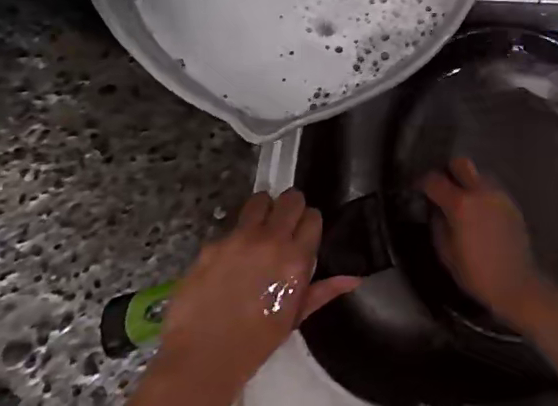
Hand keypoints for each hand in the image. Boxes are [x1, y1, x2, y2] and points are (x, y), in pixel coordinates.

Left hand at [139, 190, 359, 403]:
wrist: (204, 358)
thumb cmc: (256, 341)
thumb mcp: (294, 317)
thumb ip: (324, 290)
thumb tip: (353, 277)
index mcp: (295, 259)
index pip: (313, 216)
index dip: (309, 223)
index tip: (303, 233)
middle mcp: (270, 240)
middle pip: (290, 198)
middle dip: (291, 207)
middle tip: (285, 225)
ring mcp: (240, 238)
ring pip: (259, 200)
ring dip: (263, 211)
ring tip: (259, 231)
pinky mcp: (214, 242)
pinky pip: (230, 227)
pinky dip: (235, 237)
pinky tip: (230, 259)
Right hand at [419, 157, 551, 324]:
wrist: (518, 284)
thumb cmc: (477, 274)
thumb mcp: (447, 255)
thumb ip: (437, 225)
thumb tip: (435, 210)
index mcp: (460, 205)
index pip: (434, 180)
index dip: (422, 182)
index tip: (417, 189)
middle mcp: (480, 192)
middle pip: (461, 163)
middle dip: (448, 171)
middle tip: (443, 188)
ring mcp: (498, 195)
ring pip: (478, 174)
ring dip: (468, 182)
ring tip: (464, 202)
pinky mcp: (511, 203)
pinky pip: (492, 189)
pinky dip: (482, 194)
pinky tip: (481, 213)